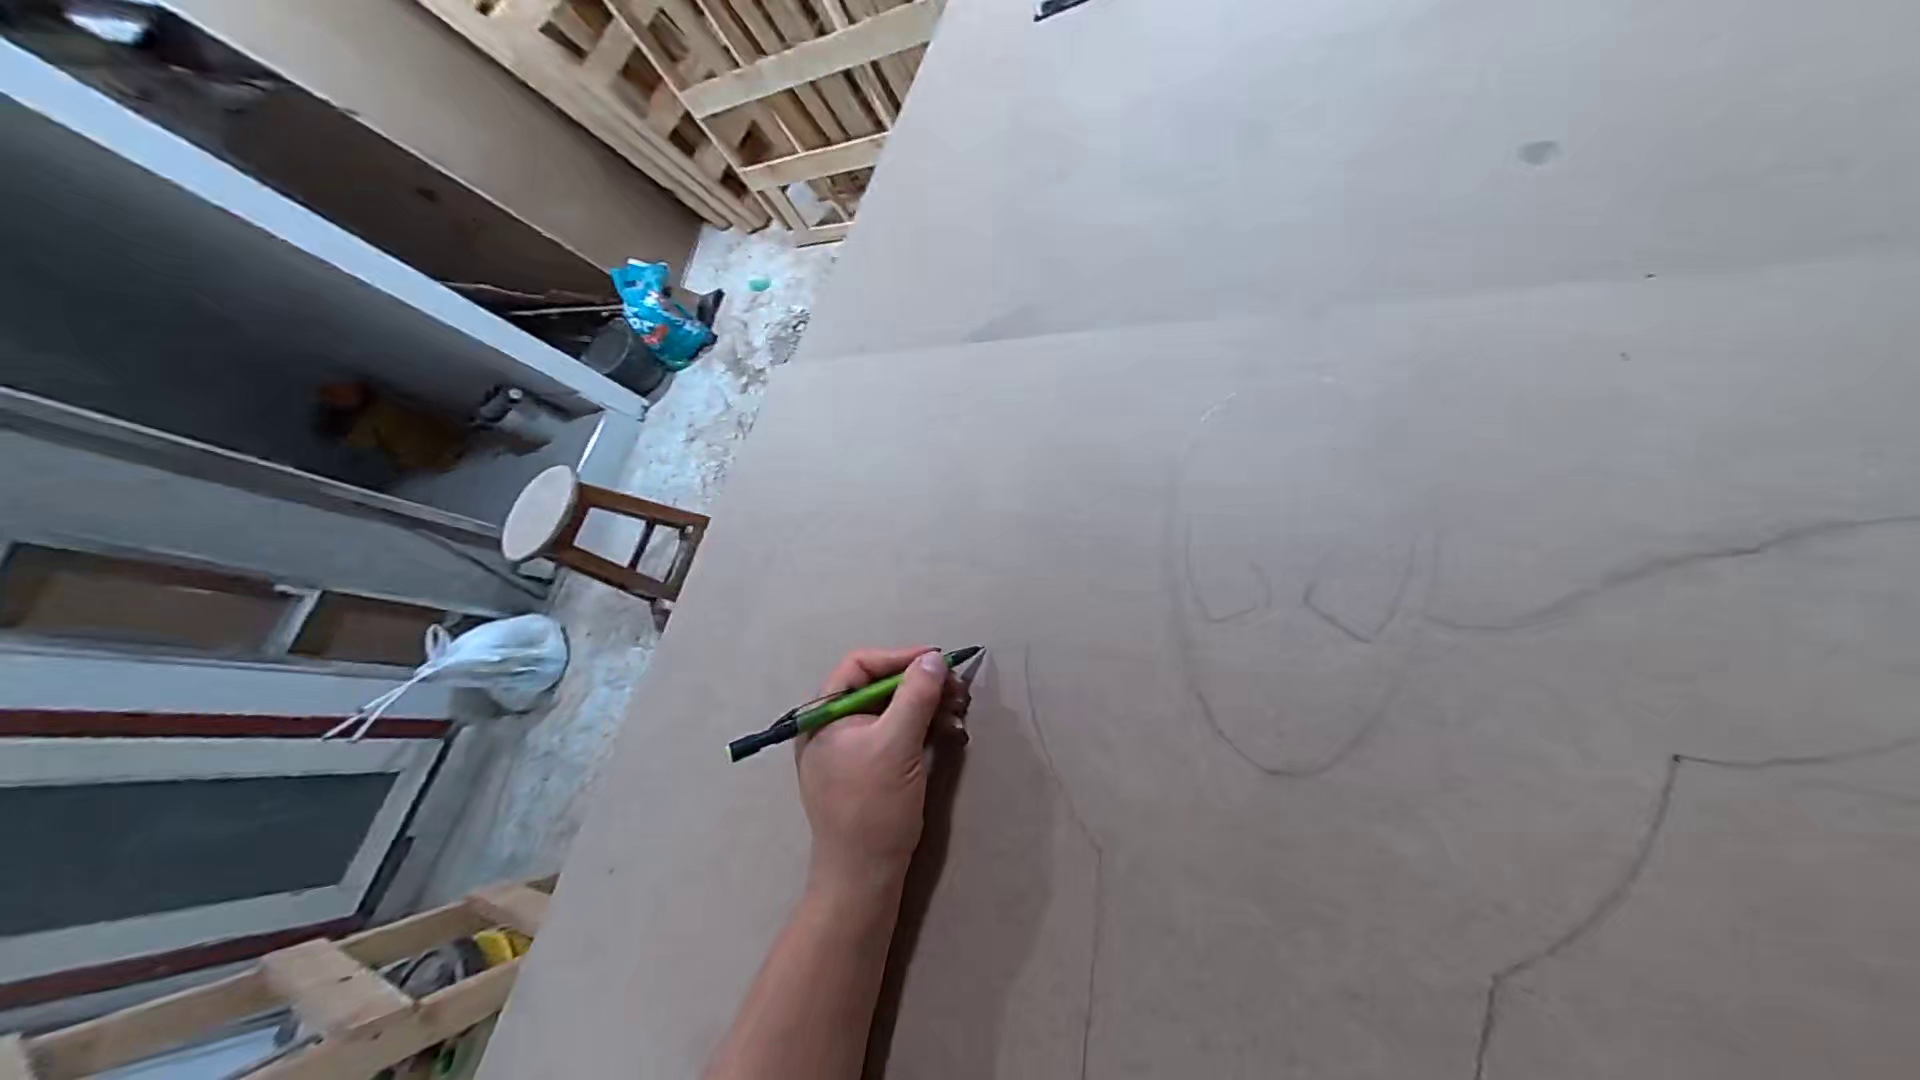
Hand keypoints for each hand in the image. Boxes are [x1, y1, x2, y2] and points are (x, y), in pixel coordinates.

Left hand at [796, 647, 970, 892]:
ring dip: (929, 705)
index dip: (900, 658)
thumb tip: (934, 658)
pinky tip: (951, 732)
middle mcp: (834, 724)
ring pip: (894, 708)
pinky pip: (898, 732)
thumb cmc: (873, 808)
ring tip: (960, 712)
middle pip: (881, 685)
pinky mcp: (872, 765)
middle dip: (922, 684)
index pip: (861, 665)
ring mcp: (853, 746)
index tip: (938, 661)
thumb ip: (916, 696)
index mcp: (824, 714)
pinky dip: (924, 727)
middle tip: (958, 689)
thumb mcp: (897, 745)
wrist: (864, 877)